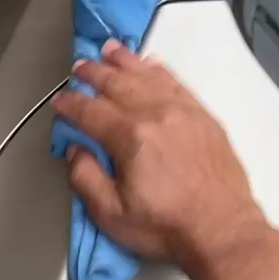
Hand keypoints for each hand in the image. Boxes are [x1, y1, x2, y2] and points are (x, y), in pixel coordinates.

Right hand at [52, 39, 273, 273]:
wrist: (219, 228)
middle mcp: (158, 115)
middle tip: (80, 66)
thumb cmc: (163, 226)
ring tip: (110, 51)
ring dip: (126, 62)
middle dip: (95, 73)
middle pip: (120, 84)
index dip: (71, 105)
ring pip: (149, 76)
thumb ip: (86, 178)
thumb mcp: (110, 213)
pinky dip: (159, 70)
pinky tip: (150, 65)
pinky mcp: (204, 117)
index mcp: (131, 138)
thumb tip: (75, 152)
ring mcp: (185, 112)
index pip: (91, 112)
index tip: (59, 101)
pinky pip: (177, 82)